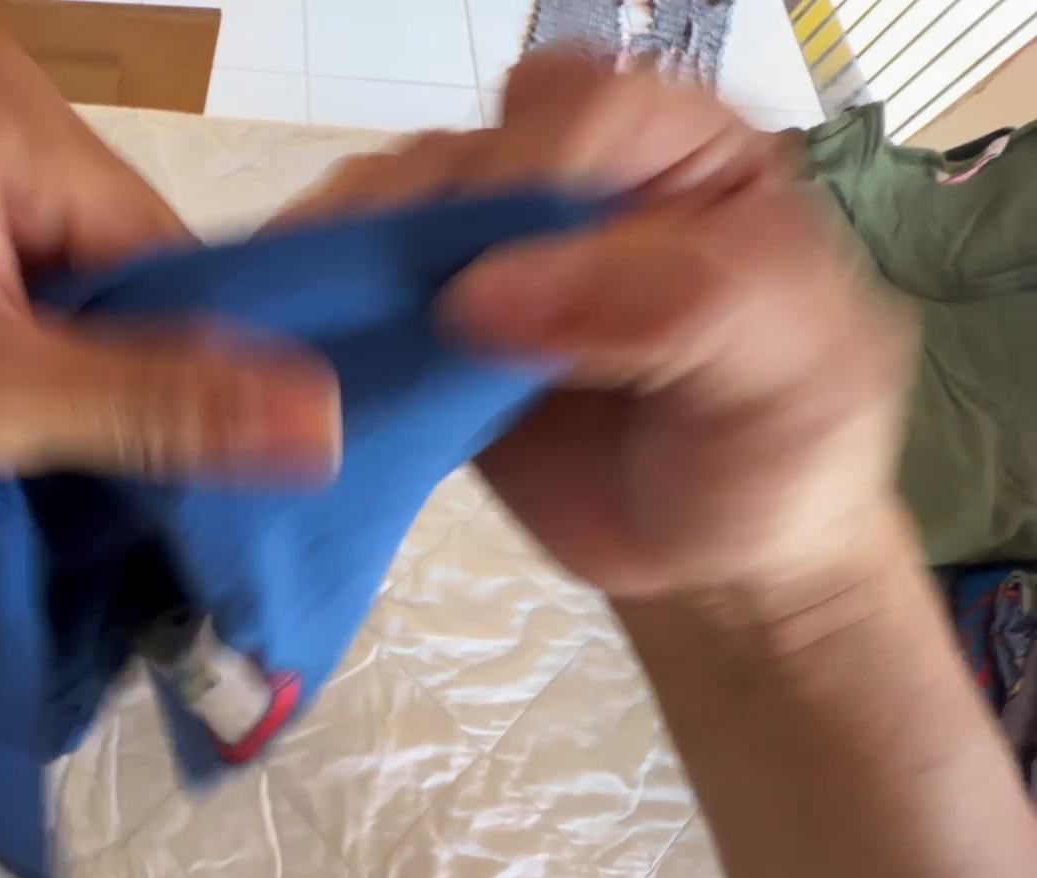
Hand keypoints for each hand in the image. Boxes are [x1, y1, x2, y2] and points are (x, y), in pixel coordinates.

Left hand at [0, 34, 340, 507]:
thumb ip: (157, 404)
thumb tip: (323, 420)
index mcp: (5, 114)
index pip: (159, 245)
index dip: (166, 358)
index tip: (142, 448)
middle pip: (102, 266)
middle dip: (92, 368)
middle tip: (50, 449)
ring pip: (47, 290)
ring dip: (42, 374)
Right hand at [279, 52, 917, 600]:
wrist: (689, 555)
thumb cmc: (764, 461)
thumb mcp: (783, 377)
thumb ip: (672, 307)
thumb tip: (474, 295)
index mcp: (682, 169)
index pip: (581, 119)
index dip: (513, 179)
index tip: (463, 284)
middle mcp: (570, 200)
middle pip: (458, 158)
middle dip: (393, 212)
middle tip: (340, 285)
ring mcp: (489, 269)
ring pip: (392, 217)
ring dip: (340, 254)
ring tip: (298, 311)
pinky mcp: (432, 336)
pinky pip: (365, 299)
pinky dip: (324, 313)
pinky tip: (297, 341)